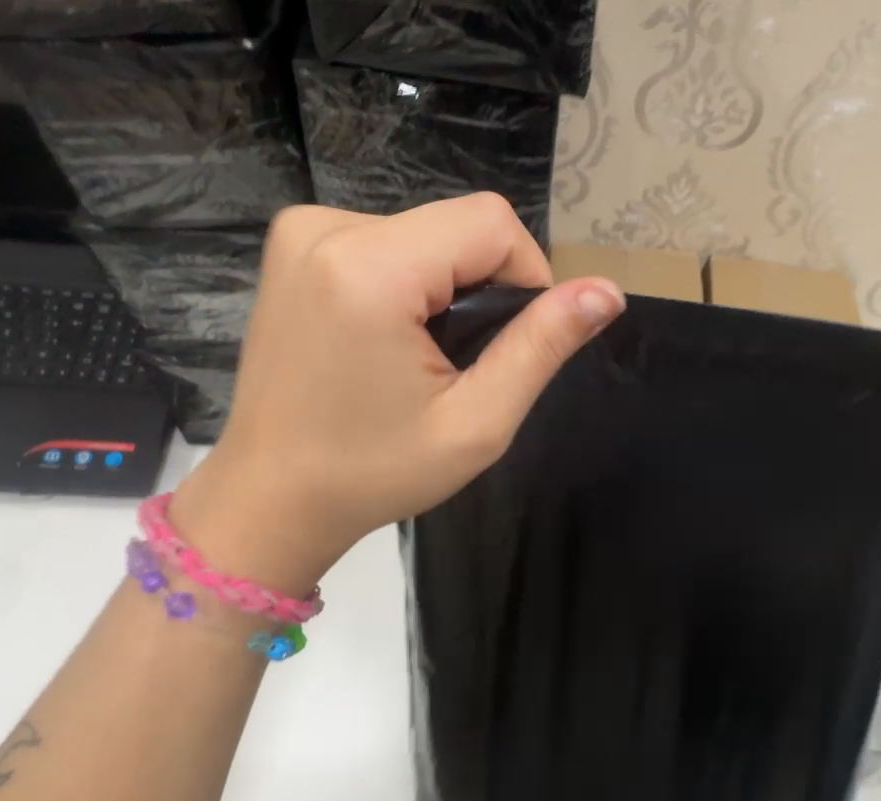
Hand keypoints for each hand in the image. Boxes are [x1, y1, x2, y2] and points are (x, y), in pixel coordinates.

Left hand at [171, 194, 625, 594]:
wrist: (272, 496)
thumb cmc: (375, 473)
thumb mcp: (476, 423)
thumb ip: (542, 347)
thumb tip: (609, 290)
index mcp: (370, 268)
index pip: (493, 223)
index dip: (525, 279)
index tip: (505, 349)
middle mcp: (326, 228)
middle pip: (457, 226)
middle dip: (479, 289)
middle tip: (455, 366)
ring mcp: (301, 232)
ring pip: (425, 233)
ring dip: (442, 288)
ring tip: (416, 361)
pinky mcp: (291, 245)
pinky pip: (384, 240)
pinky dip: (406, 283)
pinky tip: (385, 343)